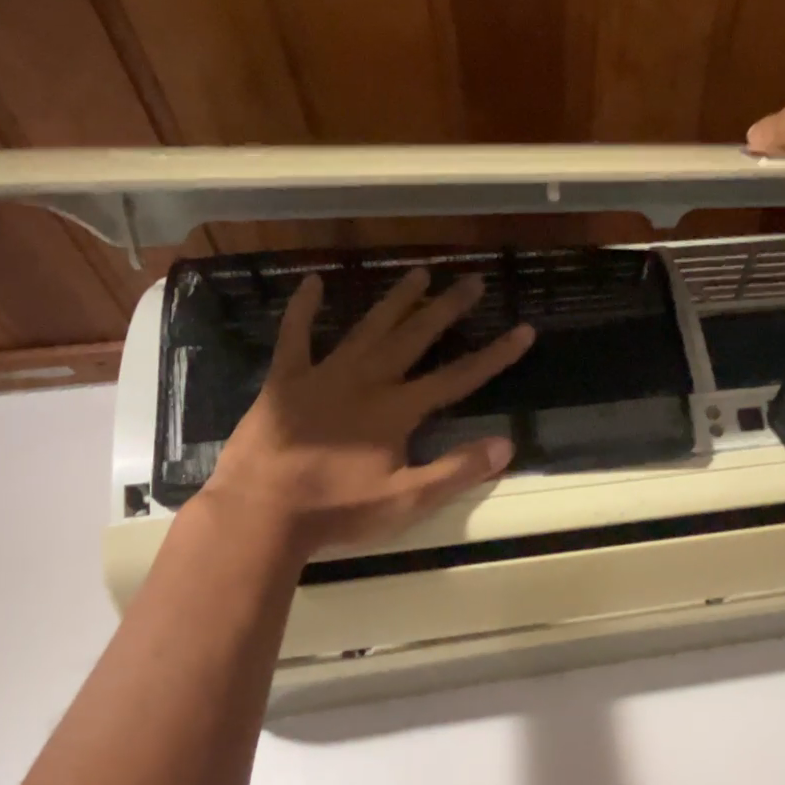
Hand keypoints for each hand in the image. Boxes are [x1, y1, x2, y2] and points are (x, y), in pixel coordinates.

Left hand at [199, 268, 534, 558]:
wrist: (261, 511)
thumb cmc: (337, 509)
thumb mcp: (406, 500)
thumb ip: (456, 471)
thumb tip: (506, 445)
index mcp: (397, 410)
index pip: (458, 377)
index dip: (494, 355)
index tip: (523, 330)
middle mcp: (366, 380)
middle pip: (415, 338)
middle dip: (447, 309)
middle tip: (472, 281)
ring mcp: (323, 375)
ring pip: (367, 328)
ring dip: (395, 301)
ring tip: (419, 274)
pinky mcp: (285, 380)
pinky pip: (295, 336)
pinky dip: (303, 309)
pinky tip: (313, 282)